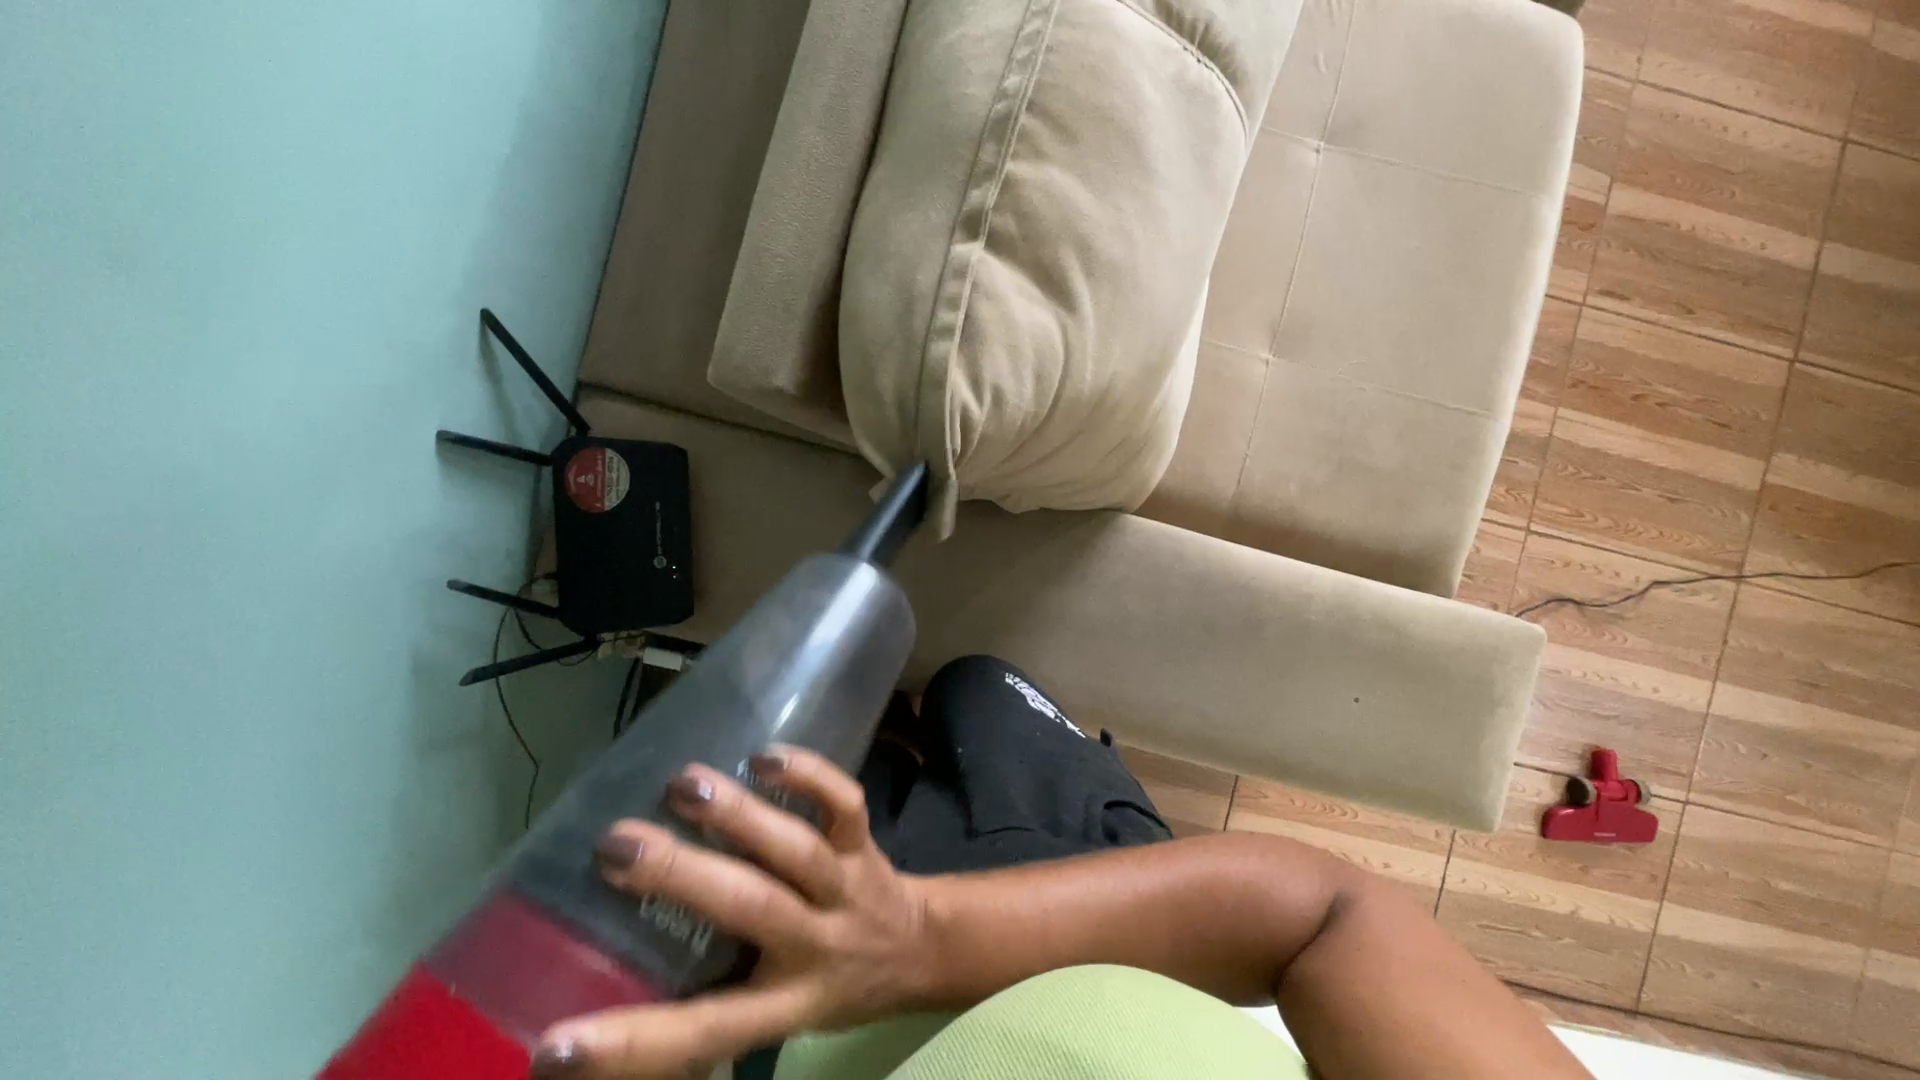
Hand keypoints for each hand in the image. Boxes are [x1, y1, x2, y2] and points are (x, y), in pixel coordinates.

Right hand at [530, 745, 935, 1078]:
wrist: (920, 951)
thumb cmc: (829, 986)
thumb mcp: (773, 1012)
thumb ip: (712, 1005)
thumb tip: (607, 1007)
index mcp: (781, 1003)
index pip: (702, 1030)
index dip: (631, 1044)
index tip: (552, 1045)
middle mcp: (816, 942)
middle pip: (753, 909)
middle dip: (683, 877)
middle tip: (614, 846)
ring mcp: (846, 886)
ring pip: (798, 850)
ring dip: (740, 816)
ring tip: (683, 784)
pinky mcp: (866, 843)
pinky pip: (846, 807)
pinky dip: (812, 777)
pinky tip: (766, 756)